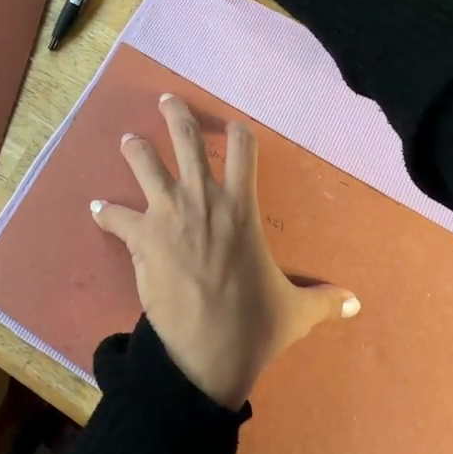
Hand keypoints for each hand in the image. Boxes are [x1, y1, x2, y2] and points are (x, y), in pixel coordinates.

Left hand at [91, 93, 358, 408]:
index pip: (242, 147)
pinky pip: (116, 216)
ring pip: (144, 162)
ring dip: (135, 149)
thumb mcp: (295, 312)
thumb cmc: (253, 324)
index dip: (238, 132)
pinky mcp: (140, 236)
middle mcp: (202, 197)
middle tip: (167, 101)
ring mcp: (167, 213)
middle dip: (175, 113)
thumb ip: (324, 300)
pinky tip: (96, 208)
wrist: (208, 352)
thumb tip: (355, 305)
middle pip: (185, 137)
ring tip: (128, 140)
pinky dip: (105, 212)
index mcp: (240, 206)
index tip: (232, 128)